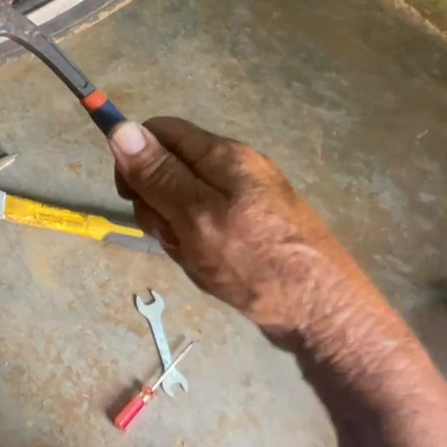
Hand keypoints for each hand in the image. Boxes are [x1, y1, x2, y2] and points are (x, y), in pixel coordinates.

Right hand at [109, 117, 369, 341]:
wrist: (327, 319)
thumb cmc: (258, 263)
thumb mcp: (196, 216)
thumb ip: (157, 173)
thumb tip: (120, 126)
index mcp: (223, 155)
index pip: (159, 130)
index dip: (134, 156)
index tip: (129, 195)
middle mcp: (234, 168)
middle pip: (167, 167)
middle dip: (154, 202)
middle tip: (170, 235)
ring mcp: (244, 199)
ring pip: (180, 201)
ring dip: (174, 229)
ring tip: (194, 257)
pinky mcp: (251, 227)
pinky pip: (203, 224)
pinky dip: (195, 244)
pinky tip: (210, 267)